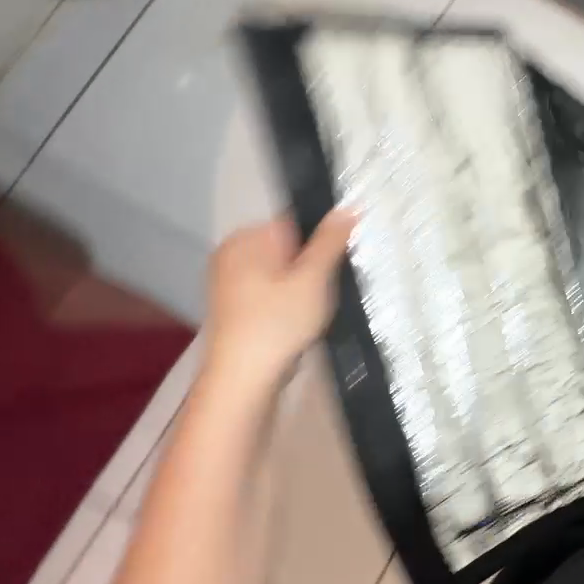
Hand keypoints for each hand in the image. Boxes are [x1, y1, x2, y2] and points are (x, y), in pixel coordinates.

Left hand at [205, 210, 355, 387]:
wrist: (245, 377)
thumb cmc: (278, 323)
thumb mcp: (314, 277)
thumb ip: (332, 240)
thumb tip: (351, 206)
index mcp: (245, 239)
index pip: (298, 222)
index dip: (323, 242)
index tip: (336, 265)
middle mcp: (232, 253)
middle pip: (291, 246)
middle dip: (313, 264)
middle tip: (324, 290)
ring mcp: (231, 280)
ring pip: (285, 269)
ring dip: (305, 284)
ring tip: (313, 306)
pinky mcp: (238, 304)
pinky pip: (275, 288)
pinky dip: (291, 299)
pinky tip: (299, 317)